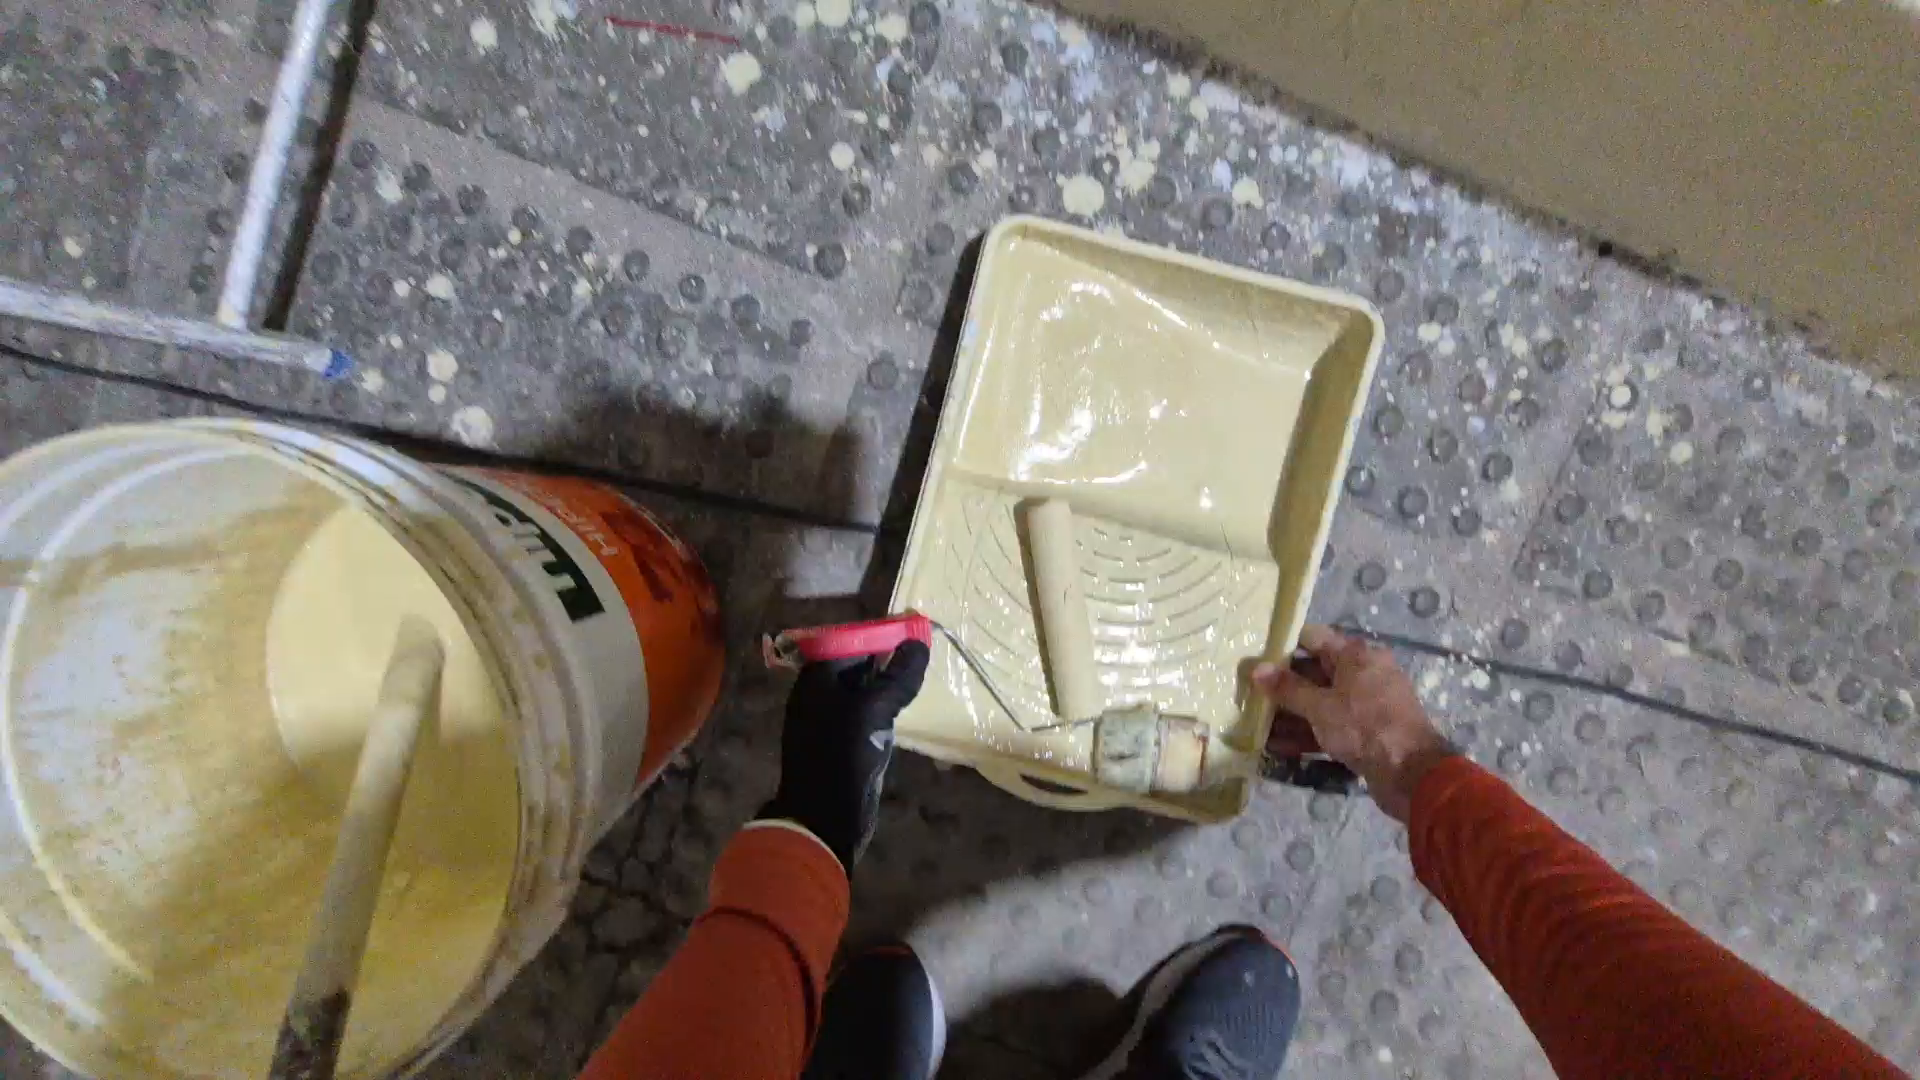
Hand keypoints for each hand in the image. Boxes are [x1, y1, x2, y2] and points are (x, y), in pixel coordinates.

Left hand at [758, 641, 929, 871]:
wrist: (823, 818)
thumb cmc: (842, 755)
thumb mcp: (873, 710)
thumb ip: (897, 677)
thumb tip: (918, 644)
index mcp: (816, 681)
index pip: (847, 643)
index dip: (877, 635)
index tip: (909, 631)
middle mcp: (819, 696)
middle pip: (855, 665)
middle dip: (885, 656)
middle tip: (919, 650)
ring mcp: (831, 721)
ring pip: (862, 690)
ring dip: (886, 682)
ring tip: (918, 674)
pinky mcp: (844, 743)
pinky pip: (866, 714)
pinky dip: (884, 706)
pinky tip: (904, 706)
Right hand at [1252, 626, 1454, 822]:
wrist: (1413, 776)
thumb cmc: (1365, 727)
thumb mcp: (1320, 706)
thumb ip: (1286, 687)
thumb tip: (1256, 669)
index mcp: (1357, 656)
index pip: (1313, 637)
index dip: (1283, 644)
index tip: (1255, 653)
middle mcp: (1363, 674)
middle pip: (1314, 671)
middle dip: (1282, 685)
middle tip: (1249, 692)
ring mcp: (1365, 704)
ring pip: (1320, 702)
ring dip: (1290, 713)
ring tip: (1256, 724)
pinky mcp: (1365, 731)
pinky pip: (1329, 725)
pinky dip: (1306, 732)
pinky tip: (1277, 746)